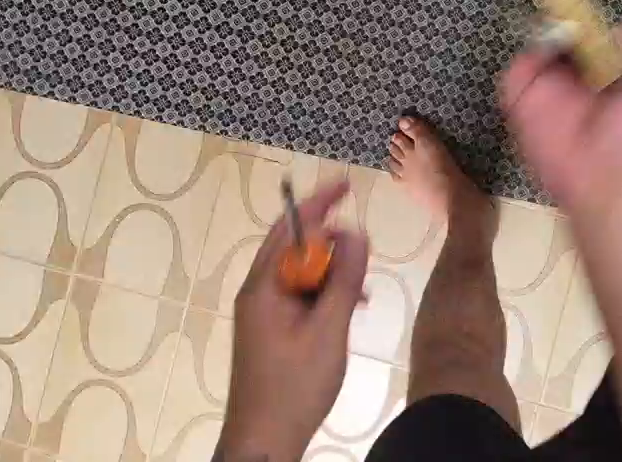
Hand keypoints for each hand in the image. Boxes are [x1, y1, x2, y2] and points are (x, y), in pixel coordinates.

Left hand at [219, 179, 369, 461]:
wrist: (264, 444)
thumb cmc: (294, 387)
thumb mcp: (328, 331)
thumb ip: (344, 279)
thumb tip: (358, 233)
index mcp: (264, 286)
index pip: (291, 227)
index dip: (319, 202)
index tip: (346, 184)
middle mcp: (259, 291)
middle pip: (295, 245)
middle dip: (331, 238)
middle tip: (362, 244)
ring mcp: (264, 310)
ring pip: (302, 269)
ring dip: (332, 269)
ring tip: (361, 286)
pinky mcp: (272, 327)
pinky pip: (301, 292)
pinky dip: (326, 290)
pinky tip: (350, 306)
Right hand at [498, 19, 621, 220]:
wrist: (607, 191)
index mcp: (605, 75)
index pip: (590, 38)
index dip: (584, 21)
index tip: (579, 7)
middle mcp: (574, 81)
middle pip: (557, 40)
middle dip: (555, 24)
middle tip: (558, 16)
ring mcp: (547, 95)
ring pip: (533, 55)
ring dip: (535, 43)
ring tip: (548, 42)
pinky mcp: (525, 112)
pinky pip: (512, 83)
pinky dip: (517, 69)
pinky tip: (533, 65)